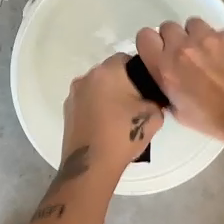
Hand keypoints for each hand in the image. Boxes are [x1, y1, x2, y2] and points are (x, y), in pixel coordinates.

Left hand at [62, 53, 164, 167]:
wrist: (91, 165)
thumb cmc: (123, 135)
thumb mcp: (154, 115)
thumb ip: (156, 98)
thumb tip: (152, 96)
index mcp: (108, 71)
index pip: (127, 58)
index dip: (140, 72)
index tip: (148, 89)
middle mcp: (87, 76)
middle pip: (109, 72)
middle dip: (123, 83)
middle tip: (136, 102)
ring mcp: (73, 93)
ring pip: (97, 87)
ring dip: (108, 95)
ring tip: (120, 115)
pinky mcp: (67, 110)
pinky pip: (86, 101)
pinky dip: (96, 107)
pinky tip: (105, 124)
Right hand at [135, 19, 223, 141]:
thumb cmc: (217, 121)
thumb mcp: (181, 114)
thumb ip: (168, 90)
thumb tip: (167, 80)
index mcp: (166, 68)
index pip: (144, 36)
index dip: (151, 43)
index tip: (159, 51)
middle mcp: (183, 48)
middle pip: (168, 27)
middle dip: (174, 38)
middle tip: (187, 55)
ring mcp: (209, 38)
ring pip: (193, 24)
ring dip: (196, 36)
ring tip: (209, 53)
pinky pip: (219, 31)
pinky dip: (221, 42)